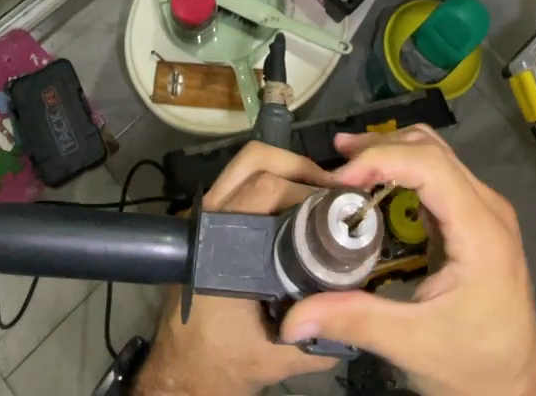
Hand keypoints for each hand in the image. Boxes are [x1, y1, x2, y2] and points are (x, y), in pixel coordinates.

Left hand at [134, 142, 336, 395]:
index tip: (334, 204)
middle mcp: (206, 220)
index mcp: (216, 246)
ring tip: (319, 193)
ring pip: (245, 166)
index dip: (302, 189)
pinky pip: (241, 183)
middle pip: (252, 161)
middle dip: (297, 167)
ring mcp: (203, 217)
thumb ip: (313, 341)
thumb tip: (355, 317)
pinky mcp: (207, 223)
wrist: (180, 374)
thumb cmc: (218, 362)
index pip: (261, 190)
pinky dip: (273, 182)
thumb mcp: (272, 357)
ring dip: (286, 171)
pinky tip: (299, 206)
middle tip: (330, 189)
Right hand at [278, 127, 535, 395]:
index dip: (381, 160)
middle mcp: (486, 207)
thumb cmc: (475, 363)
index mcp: (480, 230)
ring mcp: (482, 209)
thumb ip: (355, 320)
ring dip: (390, 152)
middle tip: (336, 166)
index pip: (430, 165)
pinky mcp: (473, 217)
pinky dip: (401, 169)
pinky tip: (373, 184)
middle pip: (431, 150)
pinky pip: (436, 174)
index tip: (340, 181)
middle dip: (379, 149)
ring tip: (347, 165)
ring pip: (434, 155)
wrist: (519, 382)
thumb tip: (293, 316)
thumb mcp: (413, 344)